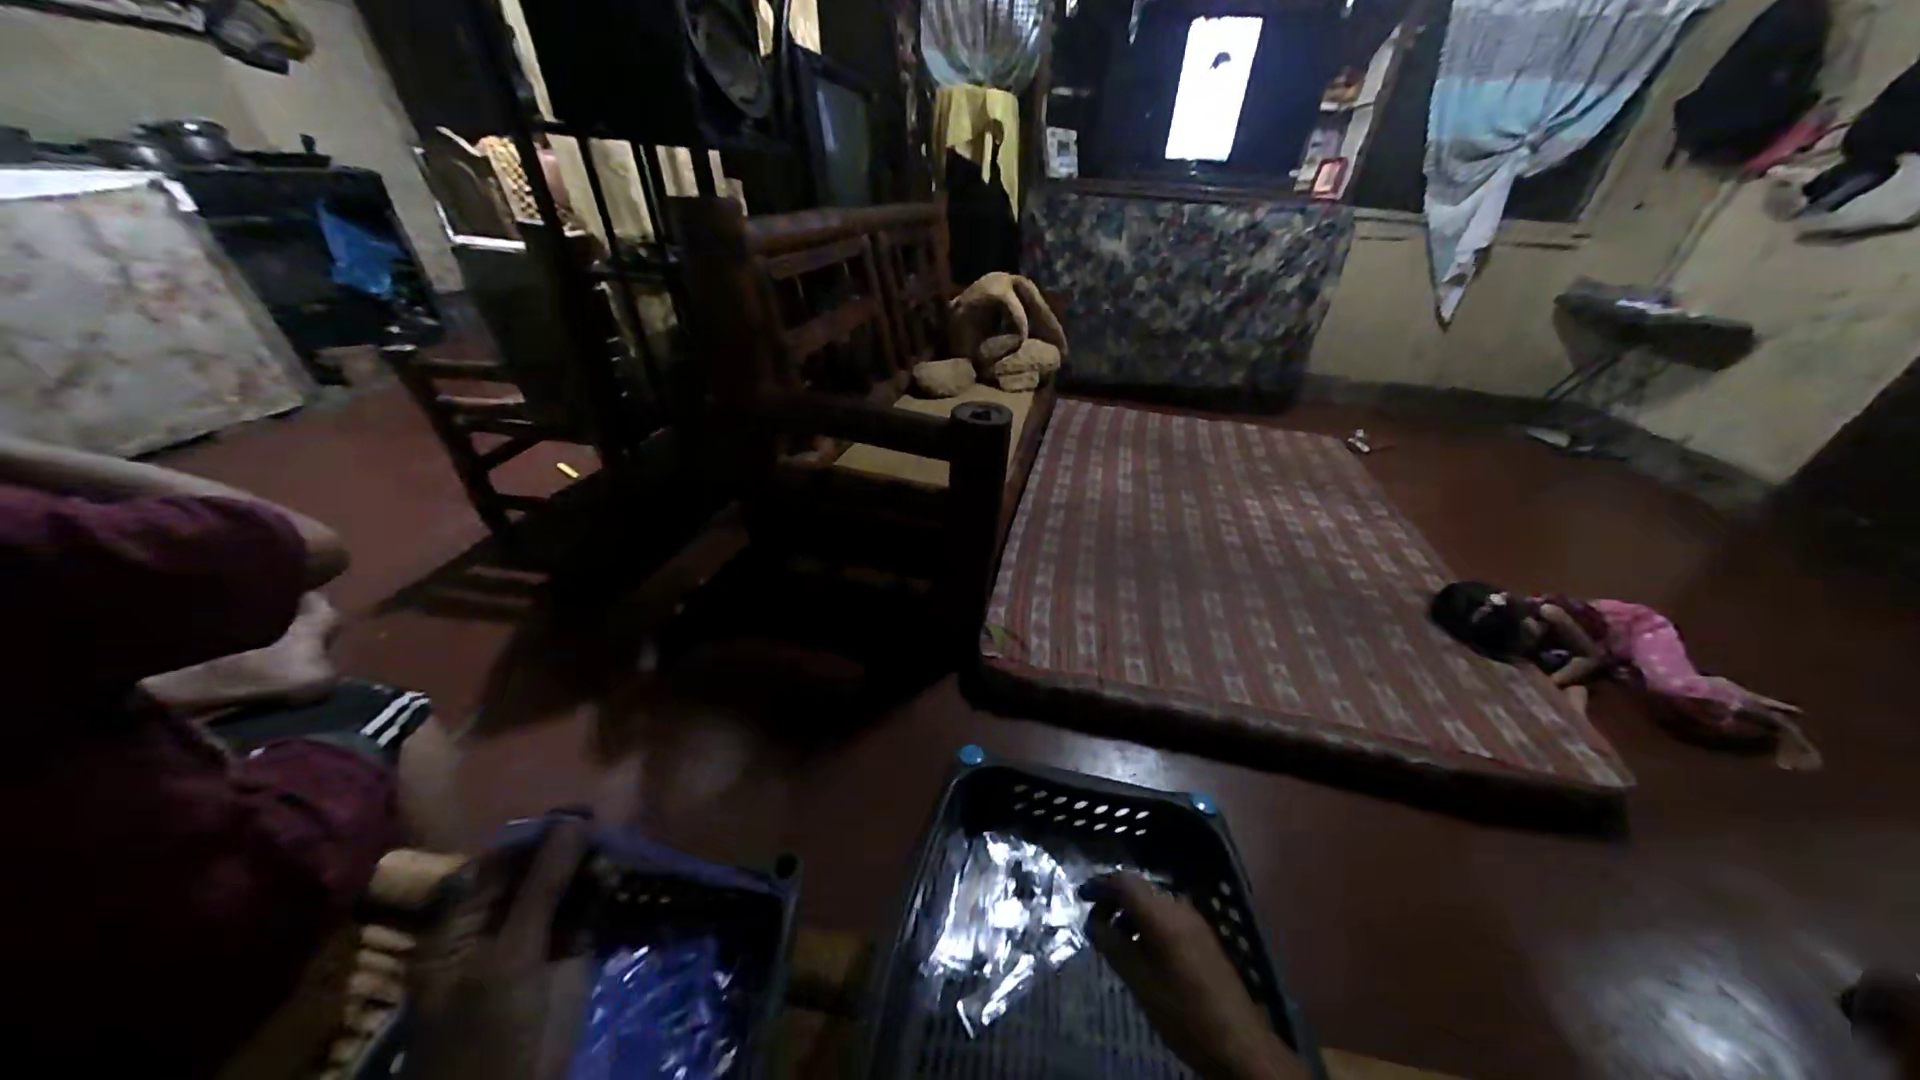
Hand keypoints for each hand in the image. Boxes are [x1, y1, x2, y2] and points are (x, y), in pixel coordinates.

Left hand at [406, 821, 591, 1079]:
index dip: (535, 837)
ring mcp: (537, 941)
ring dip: (591, 868)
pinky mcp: (571, 956)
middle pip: (537, 872)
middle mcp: (499, 925)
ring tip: (613, 850)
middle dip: (569, 850)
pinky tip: (617, 875)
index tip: (575, 813)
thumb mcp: (510, 955)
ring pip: (567, 889)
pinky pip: (588, 913)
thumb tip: (573, 820)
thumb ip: (542, 886)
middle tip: (604, 826)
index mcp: (462, 925)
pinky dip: (603, 892)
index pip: (498, 864)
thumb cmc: (486, 1029)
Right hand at [1083, 873, 1308, 1079]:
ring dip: (1130, 912)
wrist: (1240, 1045)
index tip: (1080, 897)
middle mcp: (1180, 908)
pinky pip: (1167, 917)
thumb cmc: (1183, 1012)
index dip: (1100, 885)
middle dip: (1113, 899)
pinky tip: (1139, 949)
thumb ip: (1112, 945)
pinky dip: (1147, 923)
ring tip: (1113, 938)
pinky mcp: (1203, 939)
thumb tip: (1092, 922)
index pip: (1124, 882)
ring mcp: (1195, 922)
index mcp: (1163, 915)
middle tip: (1094, 920)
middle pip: (1140, 889)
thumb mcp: (1139, 981)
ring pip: (1154, 903)